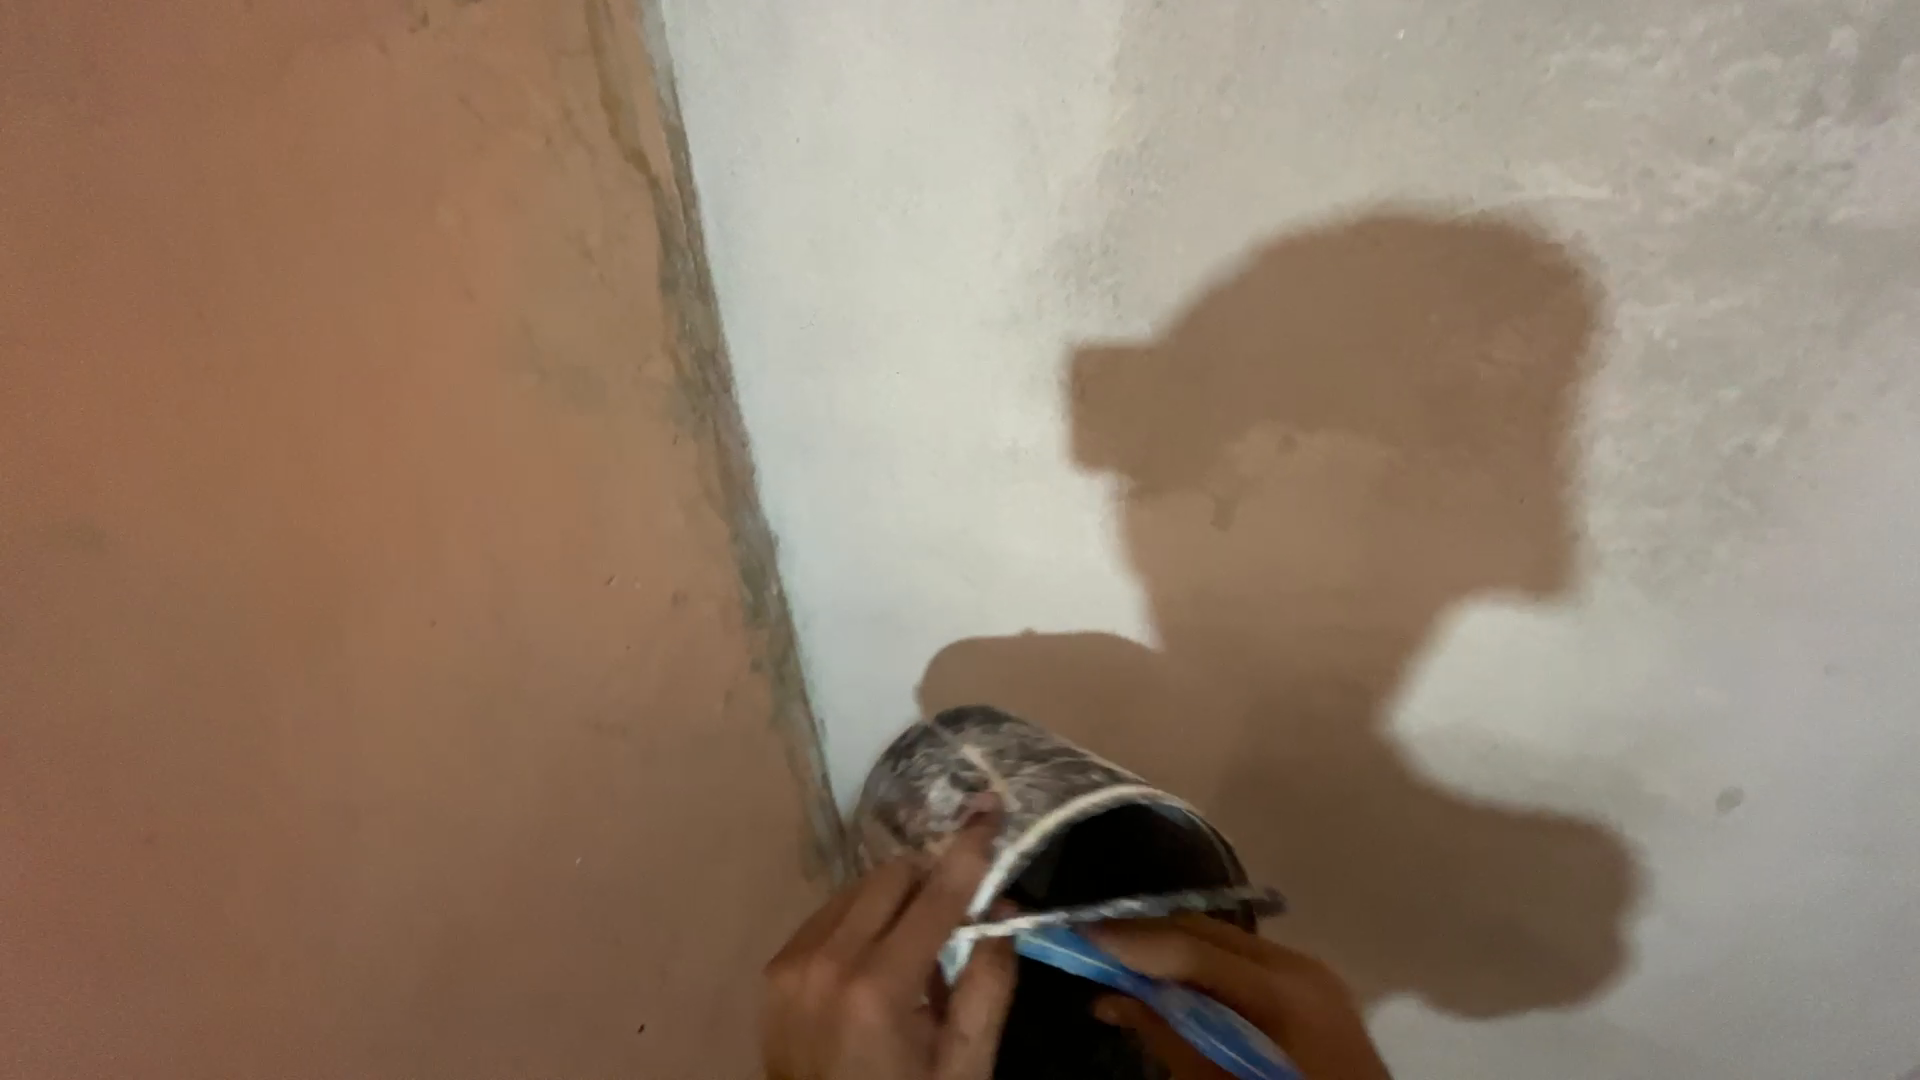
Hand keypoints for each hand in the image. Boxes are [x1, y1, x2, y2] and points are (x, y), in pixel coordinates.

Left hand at [762, 816, 1016, 1079]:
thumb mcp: (965, 1066)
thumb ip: (989, 981)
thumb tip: (1001, 903)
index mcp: (879, 991)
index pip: (937, 895)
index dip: (969, 848)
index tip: (990, 808)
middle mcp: (827, 962)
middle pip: (893, 875)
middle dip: (931, 882)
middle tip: (953, 918)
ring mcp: (793, 962)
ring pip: (860, 886)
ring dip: (896, 900)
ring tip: (909, 952)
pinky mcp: (777, 966)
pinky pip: (830, 911)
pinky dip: (861, 919)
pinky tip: (872, 961)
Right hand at [1088, 915, 1391, 1079]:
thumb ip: (1168, 1038)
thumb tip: (1109, 996)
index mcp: (1284, 994)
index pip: (1192, 948)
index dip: (1130, 940)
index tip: (1078, 931)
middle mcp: (1298, 965)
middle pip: (1203, 931)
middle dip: (1143, 933)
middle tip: (1090, 939)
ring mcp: (1309, 970)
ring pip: (1218, 937)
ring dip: (1167, 943)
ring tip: (1119, 954)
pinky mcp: (1308, 982)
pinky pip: (1238, 956)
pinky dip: (1198, 960)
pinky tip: (1169, 974)